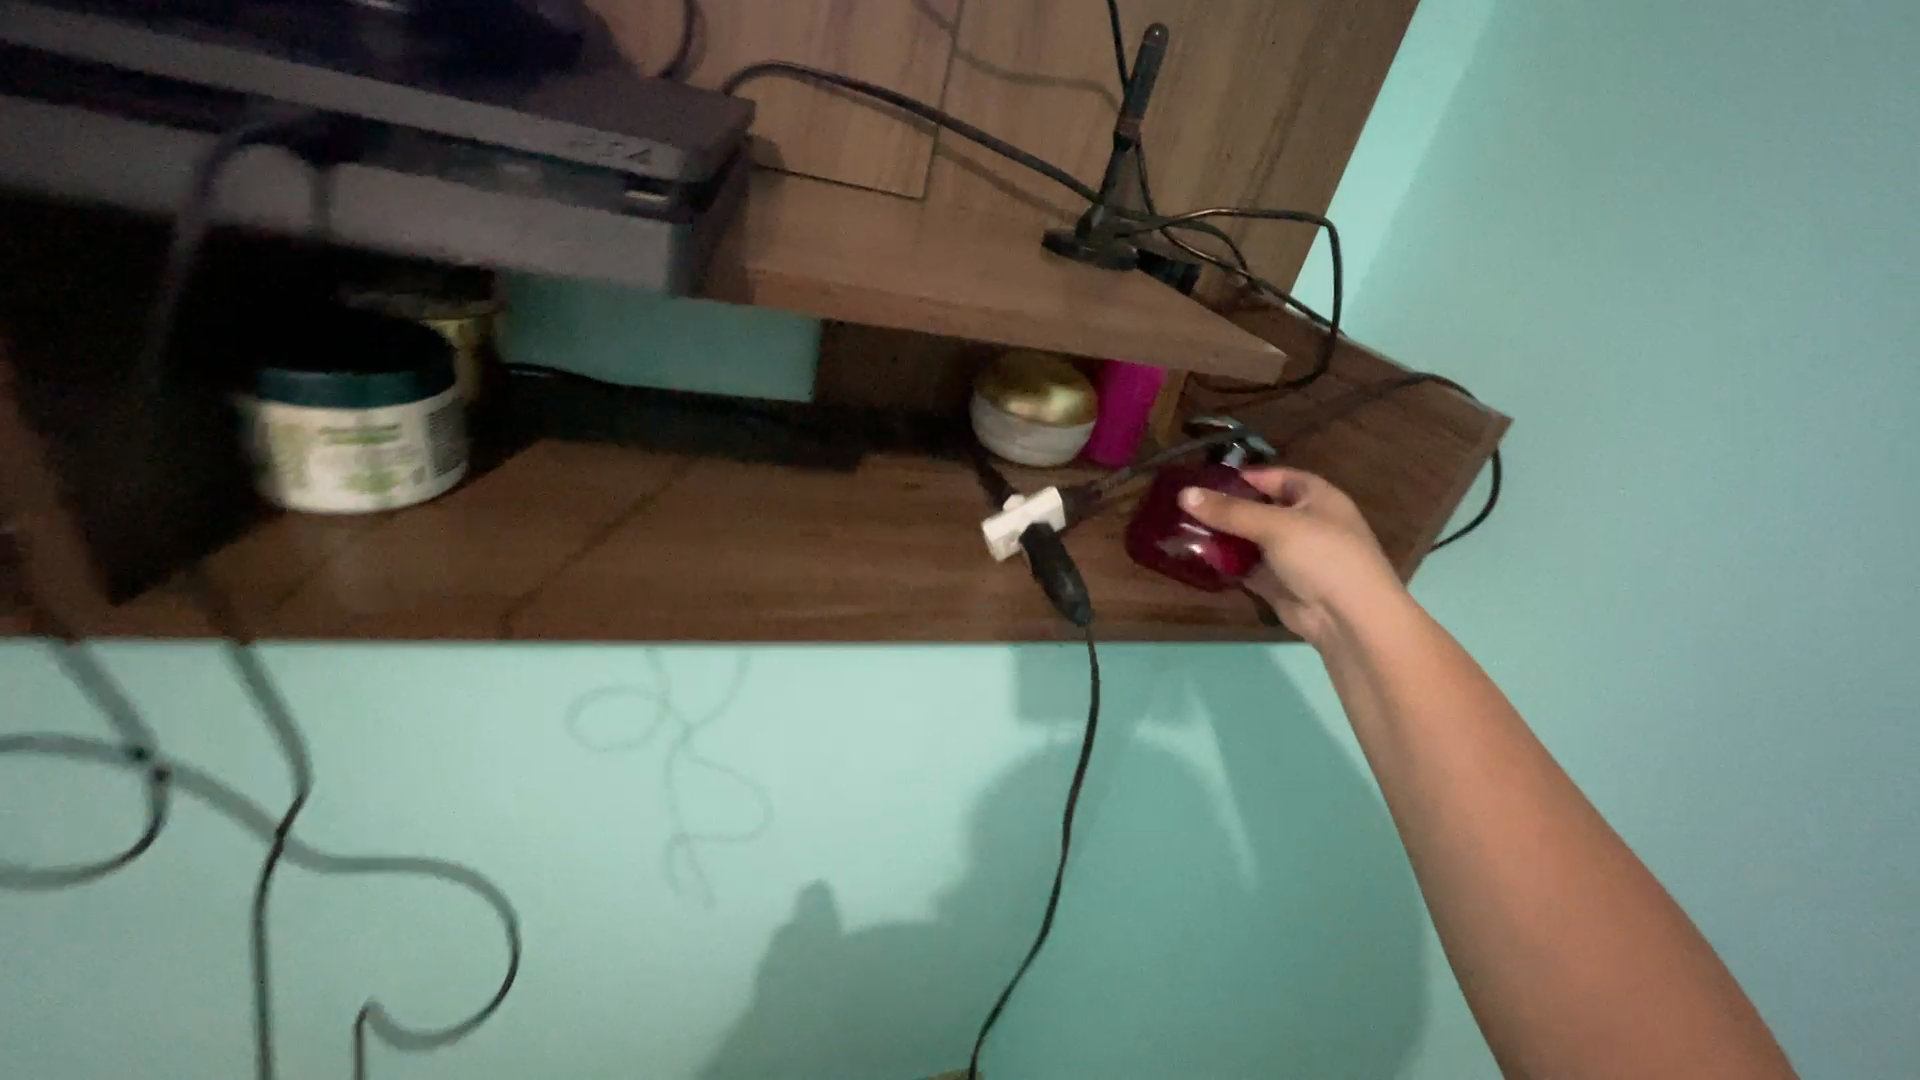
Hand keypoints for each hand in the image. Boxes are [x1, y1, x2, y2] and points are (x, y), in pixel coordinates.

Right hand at [1179, 468, 1406, 645]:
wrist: (1349, 617)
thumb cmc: (1321, 555)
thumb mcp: (1275, 525)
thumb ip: (1229, 511)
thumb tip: (1184, 493)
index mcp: (1316, 497)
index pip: (1277, 477)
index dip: (1245, 477)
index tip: (1207, 480)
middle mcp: (1305, 523)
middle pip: (1260, 509)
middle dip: (1227, 509)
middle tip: (1187, 506)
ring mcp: (1292, 555)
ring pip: (1250, 540)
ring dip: (1223, 537)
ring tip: (1184, 530)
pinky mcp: (1280, 583)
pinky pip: (1248, 568)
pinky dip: (1227, 564)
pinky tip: (1198, 557)